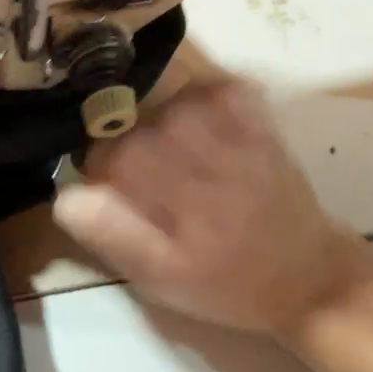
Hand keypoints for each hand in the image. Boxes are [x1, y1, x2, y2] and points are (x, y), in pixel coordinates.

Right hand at [52, 80, 364, 334]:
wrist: (306, 276)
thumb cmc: (223, 285)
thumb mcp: (159, 278)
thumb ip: (112, 234)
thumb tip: (67, 197)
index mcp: (173, 195)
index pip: (104, 154)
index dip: (99, 176)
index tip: (112, 200)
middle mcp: (201, 151)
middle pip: (132, 123)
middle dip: (127, 150)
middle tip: (147, 188)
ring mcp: (234, 128)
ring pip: (166, 99)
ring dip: (157, 124)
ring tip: (172, 161)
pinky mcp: (259, 117)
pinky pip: (213, 86)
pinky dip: (198, 100)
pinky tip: (200, 133)